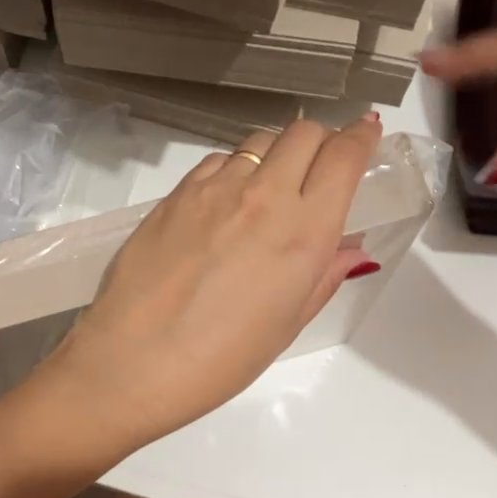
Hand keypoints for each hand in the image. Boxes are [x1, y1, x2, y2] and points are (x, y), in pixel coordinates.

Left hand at [29, 117, 384, 452]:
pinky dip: (231, 172)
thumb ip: (322, 278)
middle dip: (319, 141)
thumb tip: (349, 249)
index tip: (365, 136)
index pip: (344, 156)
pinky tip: (221, 207)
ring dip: (273, 156)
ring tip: (265, 193)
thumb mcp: (284, 328)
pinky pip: (215, 163)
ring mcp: (213, 190)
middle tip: (317, 168)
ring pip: (257, 143)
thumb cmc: (218, 362)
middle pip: (303, 133)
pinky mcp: (174, 196)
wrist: (131, 364)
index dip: (361, 138)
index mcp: (303, 233)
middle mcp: (263, 197)